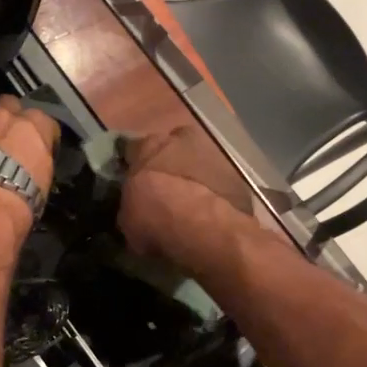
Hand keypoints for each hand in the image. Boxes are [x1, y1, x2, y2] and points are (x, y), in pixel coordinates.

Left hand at [0, 95, 59, 240]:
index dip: (41, 133)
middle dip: (11, 115)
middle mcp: (16, 114)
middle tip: (6, 131)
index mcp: (40, 127)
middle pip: (14, 105)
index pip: (46, 122)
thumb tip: (33, 159)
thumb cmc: (24, 191)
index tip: (37, 144)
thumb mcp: (43, 176)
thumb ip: (39, 158)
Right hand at [117, 124, 258, 270]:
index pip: (134, 149)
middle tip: (167, 188)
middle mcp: (181, 138)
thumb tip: (134, 208)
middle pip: (172, 146)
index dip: (135, 166)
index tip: (135, 182)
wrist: (207, 229)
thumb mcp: (127, 219)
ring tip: (193, 200)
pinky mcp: (239, 172)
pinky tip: (213, 208)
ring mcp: (215, 151)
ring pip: (200, 158)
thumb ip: (130, 203)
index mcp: (148, 145)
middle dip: (168, 162)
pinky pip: (221, 177)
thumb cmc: (157, 219)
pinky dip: (217, 188)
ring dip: (195, 173)